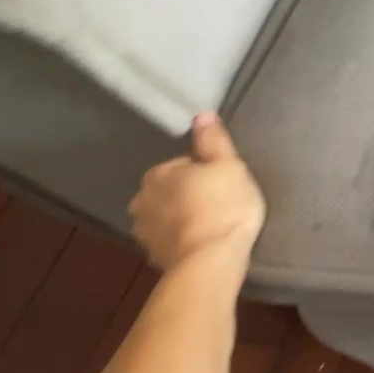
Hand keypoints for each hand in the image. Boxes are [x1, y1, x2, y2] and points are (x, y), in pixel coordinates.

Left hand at [128, 112, 265, 271]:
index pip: (185, 165)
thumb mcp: (230, 167)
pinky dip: (181, 238)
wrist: (210, 258)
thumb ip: (214, 141)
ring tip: (212, 225)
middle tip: (222, 204)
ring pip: (166, 214)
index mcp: (160, 172)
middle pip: (171, 189)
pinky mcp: (151, 253)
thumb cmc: (225, 206)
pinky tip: (202, 242)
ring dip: (182, 217)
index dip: (208, 173)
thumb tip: (201, 114)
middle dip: (189, 194)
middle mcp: (142, 197)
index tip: (226, 184)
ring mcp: (143, 228)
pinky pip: (168, 238)